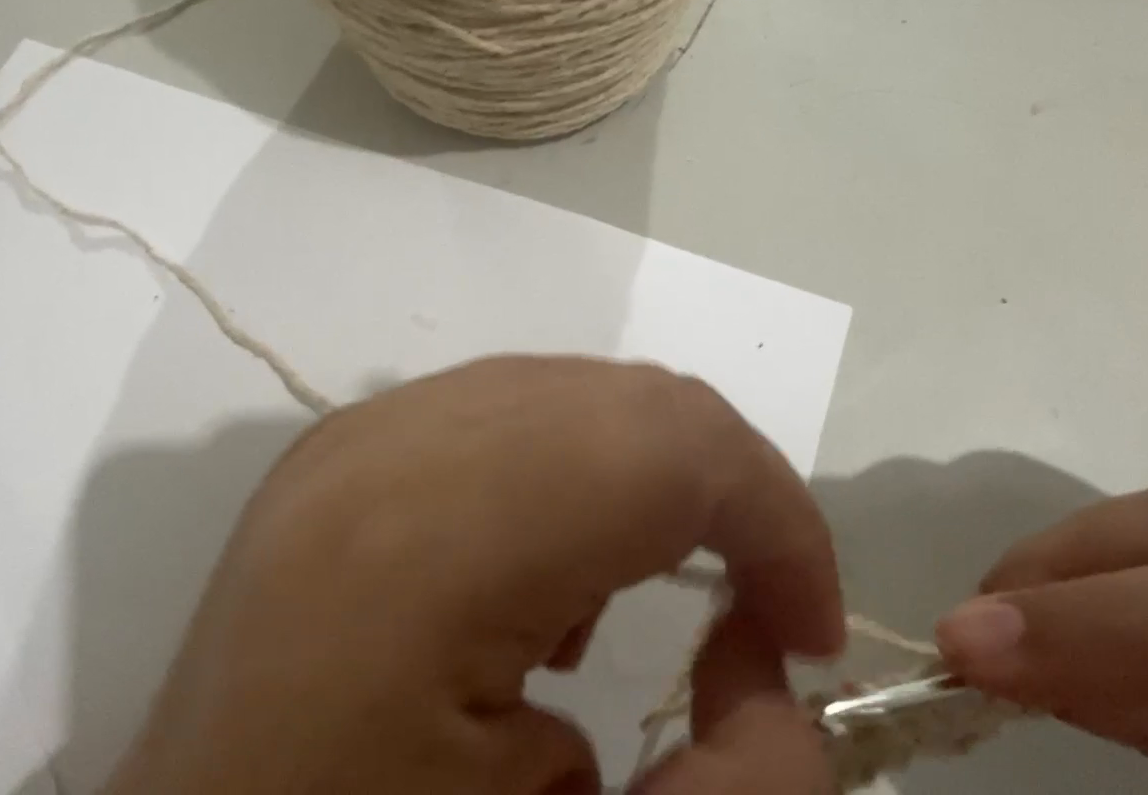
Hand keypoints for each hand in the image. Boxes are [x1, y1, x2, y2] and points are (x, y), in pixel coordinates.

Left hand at [105, 357, 845, 793]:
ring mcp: (349, 434)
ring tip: (637, 596)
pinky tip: (537, 578)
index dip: (778, 521)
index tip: (810, 633)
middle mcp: (383, 447)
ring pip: (570, 391)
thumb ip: (739, 782)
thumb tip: (763, 660)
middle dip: (723, 491)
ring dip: (645, 476)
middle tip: (756, 607)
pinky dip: (568, 468)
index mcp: (429, 539)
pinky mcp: (337, 447)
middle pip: (626, 399)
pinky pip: (500, 410)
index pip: (667, 446)